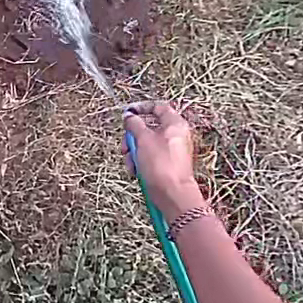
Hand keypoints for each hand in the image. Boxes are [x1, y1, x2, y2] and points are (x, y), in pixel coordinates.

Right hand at [123, 100, 202, 218]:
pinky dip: (140, 163)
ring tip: (132, 164)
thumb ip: (134, 124)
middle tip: (126, 146)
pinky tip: (136, 172)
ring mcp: (171, 152)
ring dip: (134, 153)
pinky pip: (149, 158)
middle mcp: (176, 136)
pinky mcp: (167, 166)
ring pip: (146, 144)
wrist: (172, 195)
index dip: (141, 108)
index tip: (127, 114)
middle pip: (148, 128)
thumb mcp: (143, 139)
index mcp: (175, 124)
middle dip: (133, 137)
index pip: (158, 107)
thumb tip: (128, 116)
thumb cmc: (161, 165)